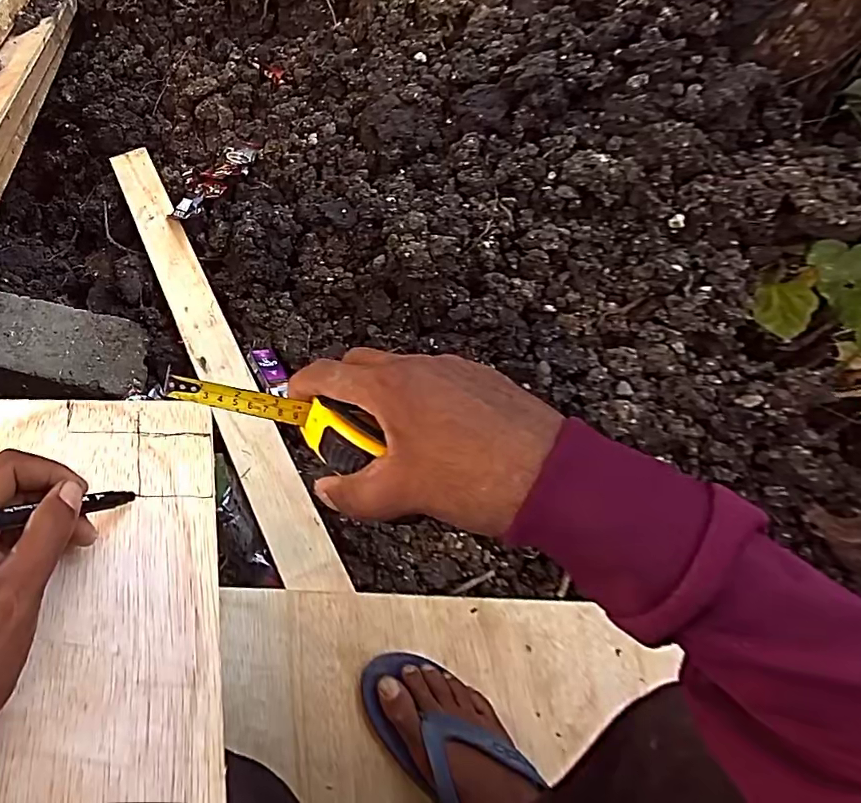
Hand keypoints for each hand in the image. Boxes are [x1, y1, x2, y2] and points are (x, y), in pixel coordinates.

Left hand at [0, 449, 99, 802]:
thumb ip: (45, 535)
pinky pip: (0, 539)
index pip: (7, 470)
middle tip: (84, 521)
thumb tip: (67, 493)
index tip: (80, 493)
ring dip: (43, 520)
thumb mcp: (17, 594)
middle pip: (6, 488)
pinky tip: (51, 556)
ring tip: (75, 540)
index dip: (49, 474)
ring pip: (6, 514)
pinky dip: (30, 542)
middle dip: (50, 497)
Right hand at [289, 350, 564, 537]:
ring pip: (397, 372)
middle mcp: (417, 368)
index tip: (296, 401)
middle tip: (345, 431)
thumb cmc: (484, 479)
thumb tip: (331, 491)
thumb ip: (352, 494)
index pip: (323, 374)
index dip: (300, 387)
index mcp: (387, 387)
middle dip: (340, 392)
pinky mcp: (482, 380)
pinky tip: (436, 439)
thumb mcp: (401, 495)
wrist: (564, 483)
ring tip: (396, 443)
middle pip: (356, 365)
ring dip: (381, 397)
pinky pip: (434, 380)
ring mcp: (452, 370)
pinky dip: (419, 400)